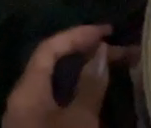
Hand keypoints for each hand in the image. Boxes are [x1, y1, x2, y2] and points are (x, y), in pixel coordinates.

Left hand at [3, 24, 133, 127]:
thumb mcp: (78, 121)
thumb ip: (90, 84)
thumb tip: (100, 51)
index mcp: (27, 91)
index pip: (50, 48)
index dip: (78, 35)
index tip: (109, 32)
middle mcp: (26, 103)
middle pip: (56, 68)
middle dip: (89, 58)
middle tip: (124, 55)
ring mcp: (33, 124)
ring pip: (62, 91)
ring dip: (90, 80)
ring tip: (120, 75)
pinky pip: (64, 112)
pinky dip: (85, 103)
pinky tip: (106, 106)